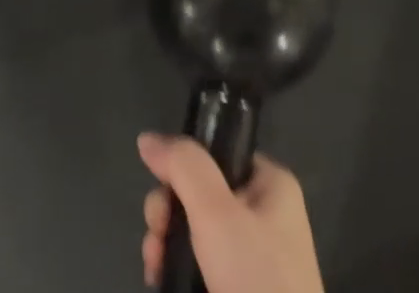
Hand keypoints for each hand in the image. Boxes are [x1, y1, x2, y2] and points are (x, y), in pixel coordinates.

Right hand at [137, 133, 323, 292]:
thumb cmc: (254, 275)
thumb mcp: (217, 212)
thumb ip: (184, 168)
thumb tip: (148, 139)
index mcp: (270, 185)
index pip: (216, 156)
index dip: (182, 171)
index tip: (165, 196)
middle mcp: (262, 213)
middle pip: (196, 192)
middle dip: (167, 214)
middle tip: (159, 237)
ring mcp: (250, 252)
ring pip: (191, 228)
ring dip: (165, 242)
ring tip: (157, 265)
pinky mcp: (236, 282)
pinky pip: (196, 258)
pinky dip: (175, 264)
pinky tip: (162, 277)